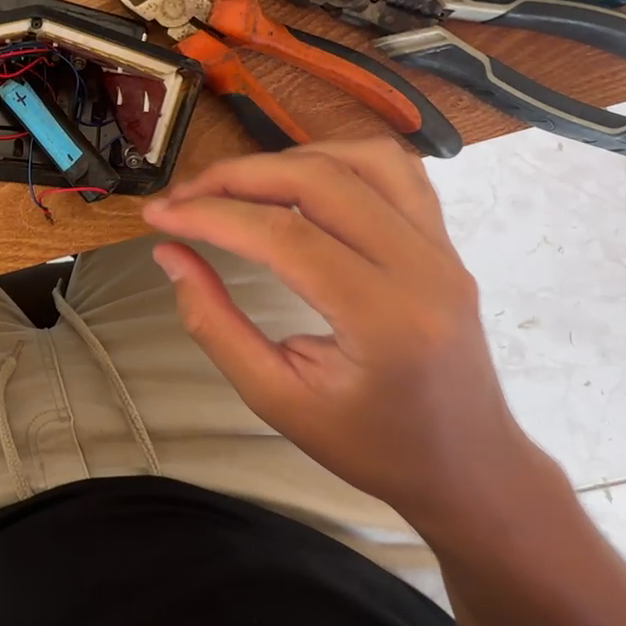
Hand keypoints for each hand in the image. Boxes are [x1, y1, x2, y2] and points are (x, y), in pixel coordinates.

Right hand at [140, 139, 547, 531]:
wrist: (469, 466)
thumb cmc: (369, 444)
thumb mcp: (274, 397)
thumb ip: (214, 323)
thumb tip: (169, 254)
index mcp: (385, 320)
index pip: (283, 235)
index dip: (209, 214)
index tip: (156, 216)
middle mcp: (424, 269)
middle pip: (319, 181)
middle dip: (235, 177)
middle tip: (181, 198)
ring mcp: (442, 248)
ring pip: (359, 159)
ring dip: (283, 160)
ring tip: (232, 188)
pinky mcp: (444, 240)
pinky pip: (392, 169)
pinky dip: (332, 159)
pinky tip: (292, 181)